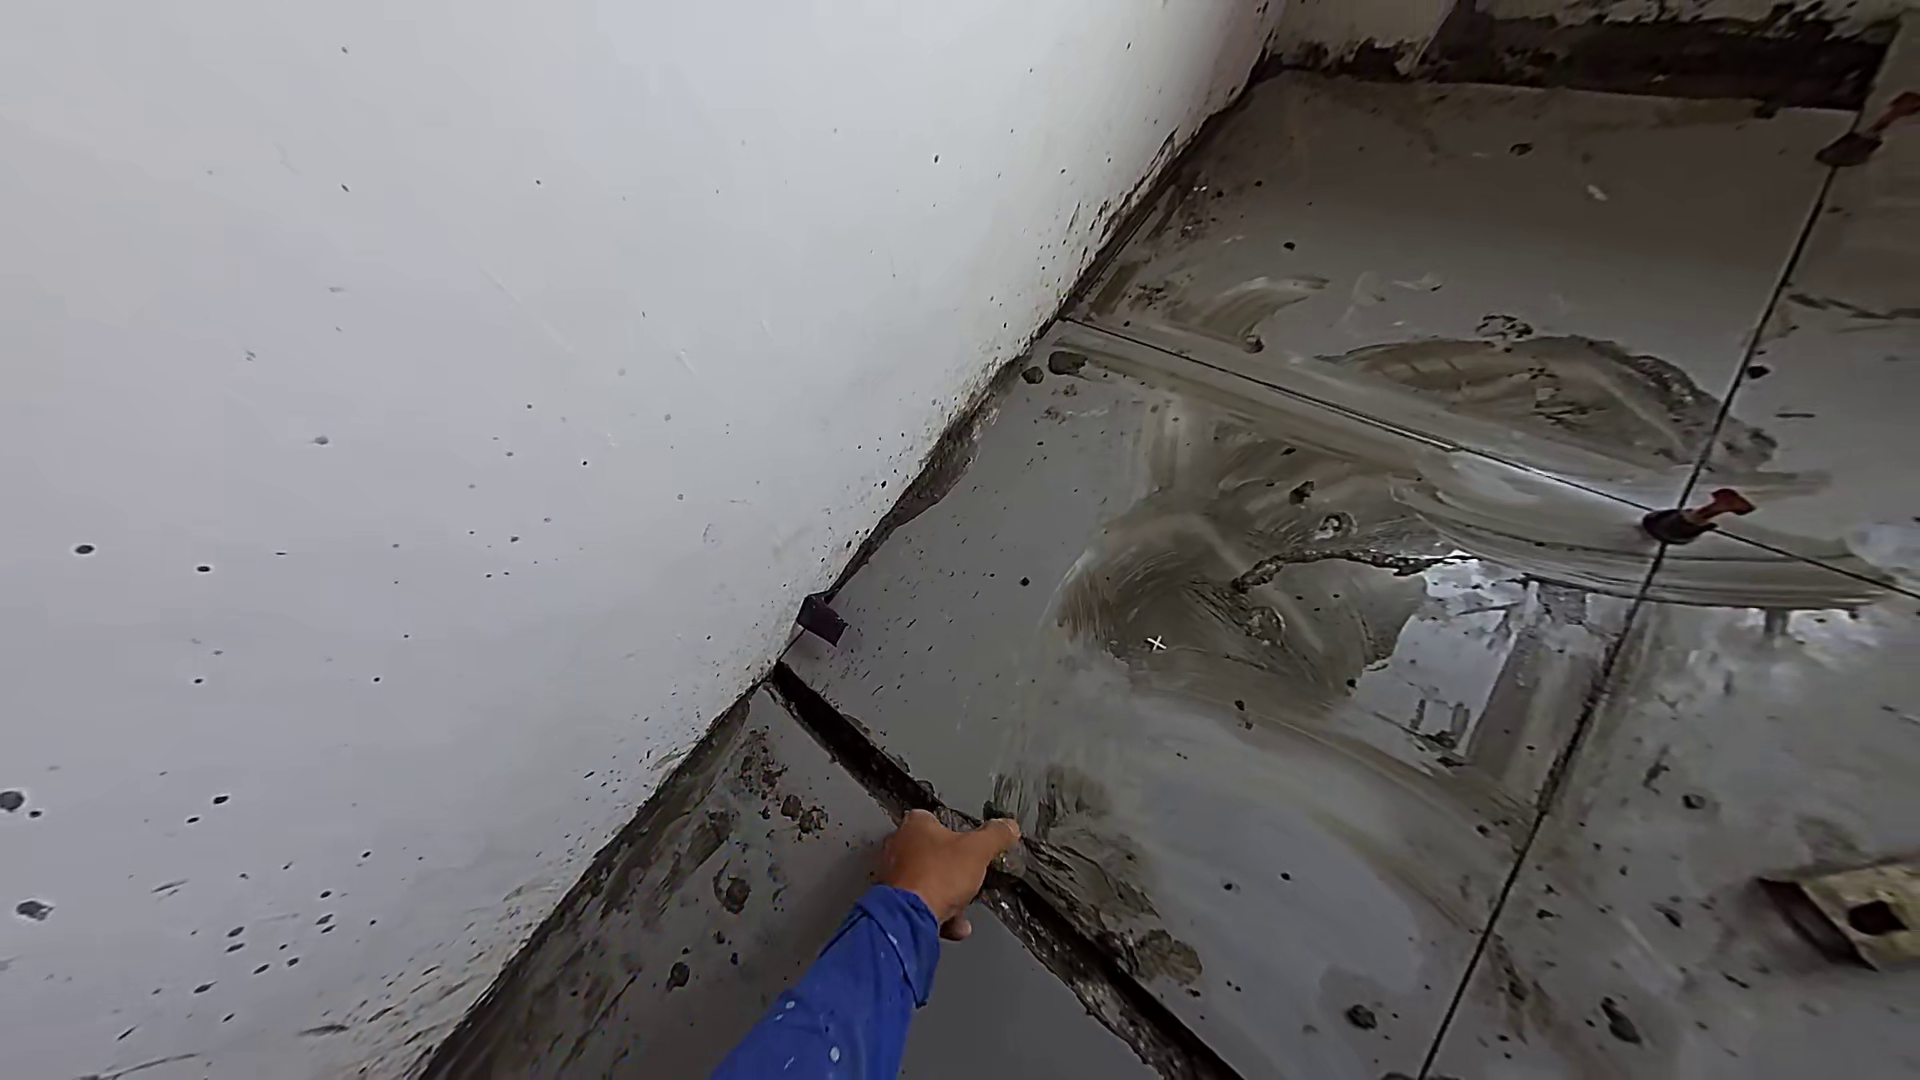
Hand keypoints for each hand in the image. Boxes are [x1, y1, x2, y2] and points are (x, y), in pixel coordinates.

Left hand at [878, 809, 1020, 940]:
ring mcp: (892, 874)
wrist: (909, 918)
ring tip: (960, 907)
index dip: (955, 834)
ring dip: (946, 897)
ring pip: (926, 882)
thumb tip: (1009, 826)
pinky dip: (936, 914)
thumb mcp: (978, 850)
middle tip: (966, 879)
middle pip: (933, 854)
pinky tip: (952, 925)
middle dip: (953, 871)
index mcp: (916, 824)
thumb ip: (995, 836)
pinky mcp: (890, 902)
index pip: (936, 819)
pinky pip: (917, 905)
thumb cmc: (937, 876)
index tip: (969, 847)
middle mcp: (899, 845)